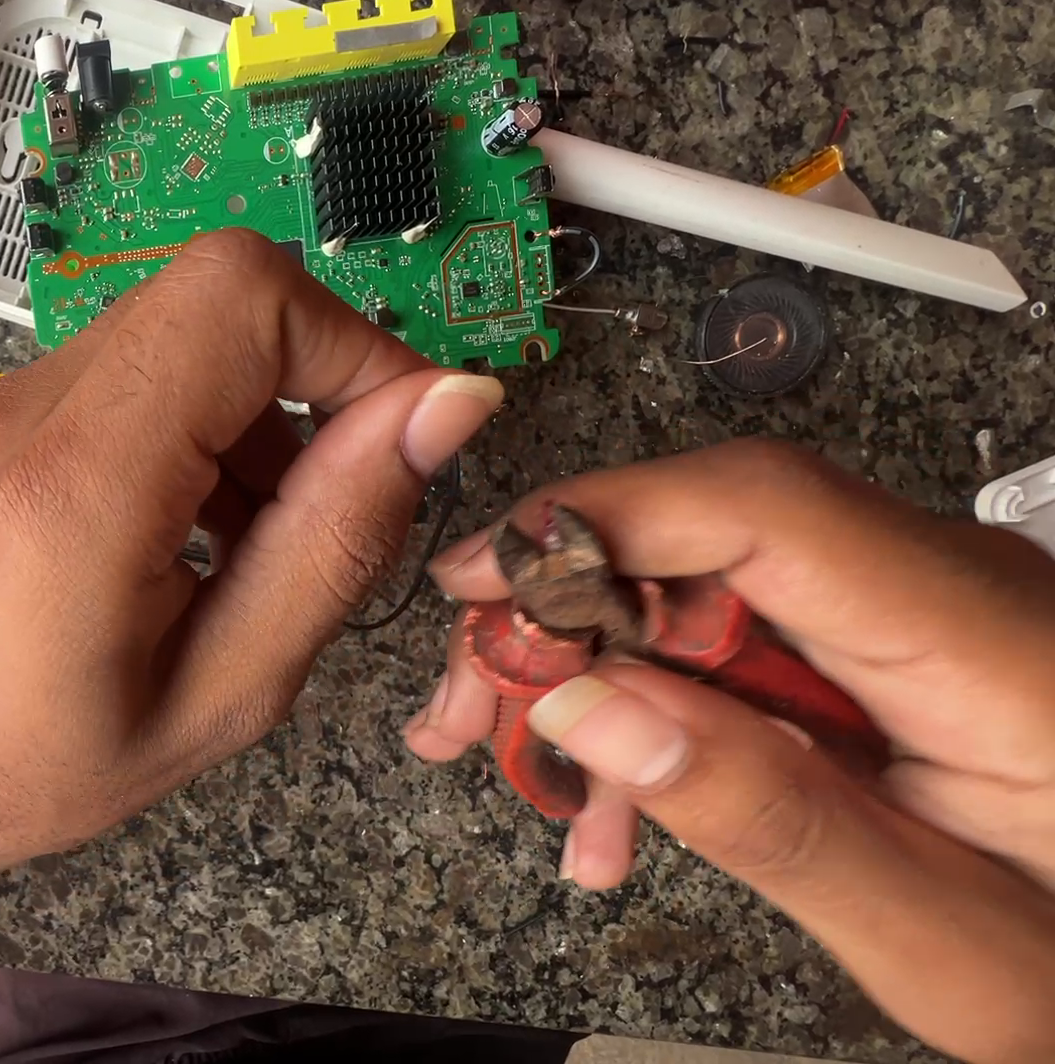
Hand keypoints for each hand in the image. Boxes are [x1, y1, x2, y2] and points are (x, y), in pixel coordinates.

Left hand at [0, 230, 503, 939]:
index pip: (235, 298)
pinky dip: (199, 420)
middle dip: (306, 381)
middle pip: (212, 297)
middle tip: (323, 506)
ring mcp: (1, 401)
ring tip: (252, 536)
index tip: (394, 440)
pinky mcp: (1, 412)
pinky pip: (133, 367)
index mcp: (77, 487)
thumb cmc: (63, 761)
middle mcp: (24, 411)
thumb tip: (448, 403)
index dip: (345, 343)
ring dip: (254, 412)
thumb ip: (338, 537)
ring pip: (179, 330)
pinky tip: (198, 518)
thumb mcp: (230, 687)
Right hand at [408, 440, 1054, 1062]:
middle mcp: (938, 583)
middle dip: (545, 617)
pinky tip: (604, 786)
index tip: (473, 582)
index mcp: (996, 647)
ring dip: (571, 664)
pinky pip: (698, 626)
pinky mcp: (847, 626)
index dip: (592, 521)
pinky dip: (628, 693)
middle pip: (680, 539)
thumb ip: (769, 821)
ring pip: (668, 583)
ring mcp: (888, 598)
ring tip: (515, 762)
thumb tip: (579, 705)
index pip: (758, 508)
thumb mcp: (954, 953)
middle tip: (465, 711)